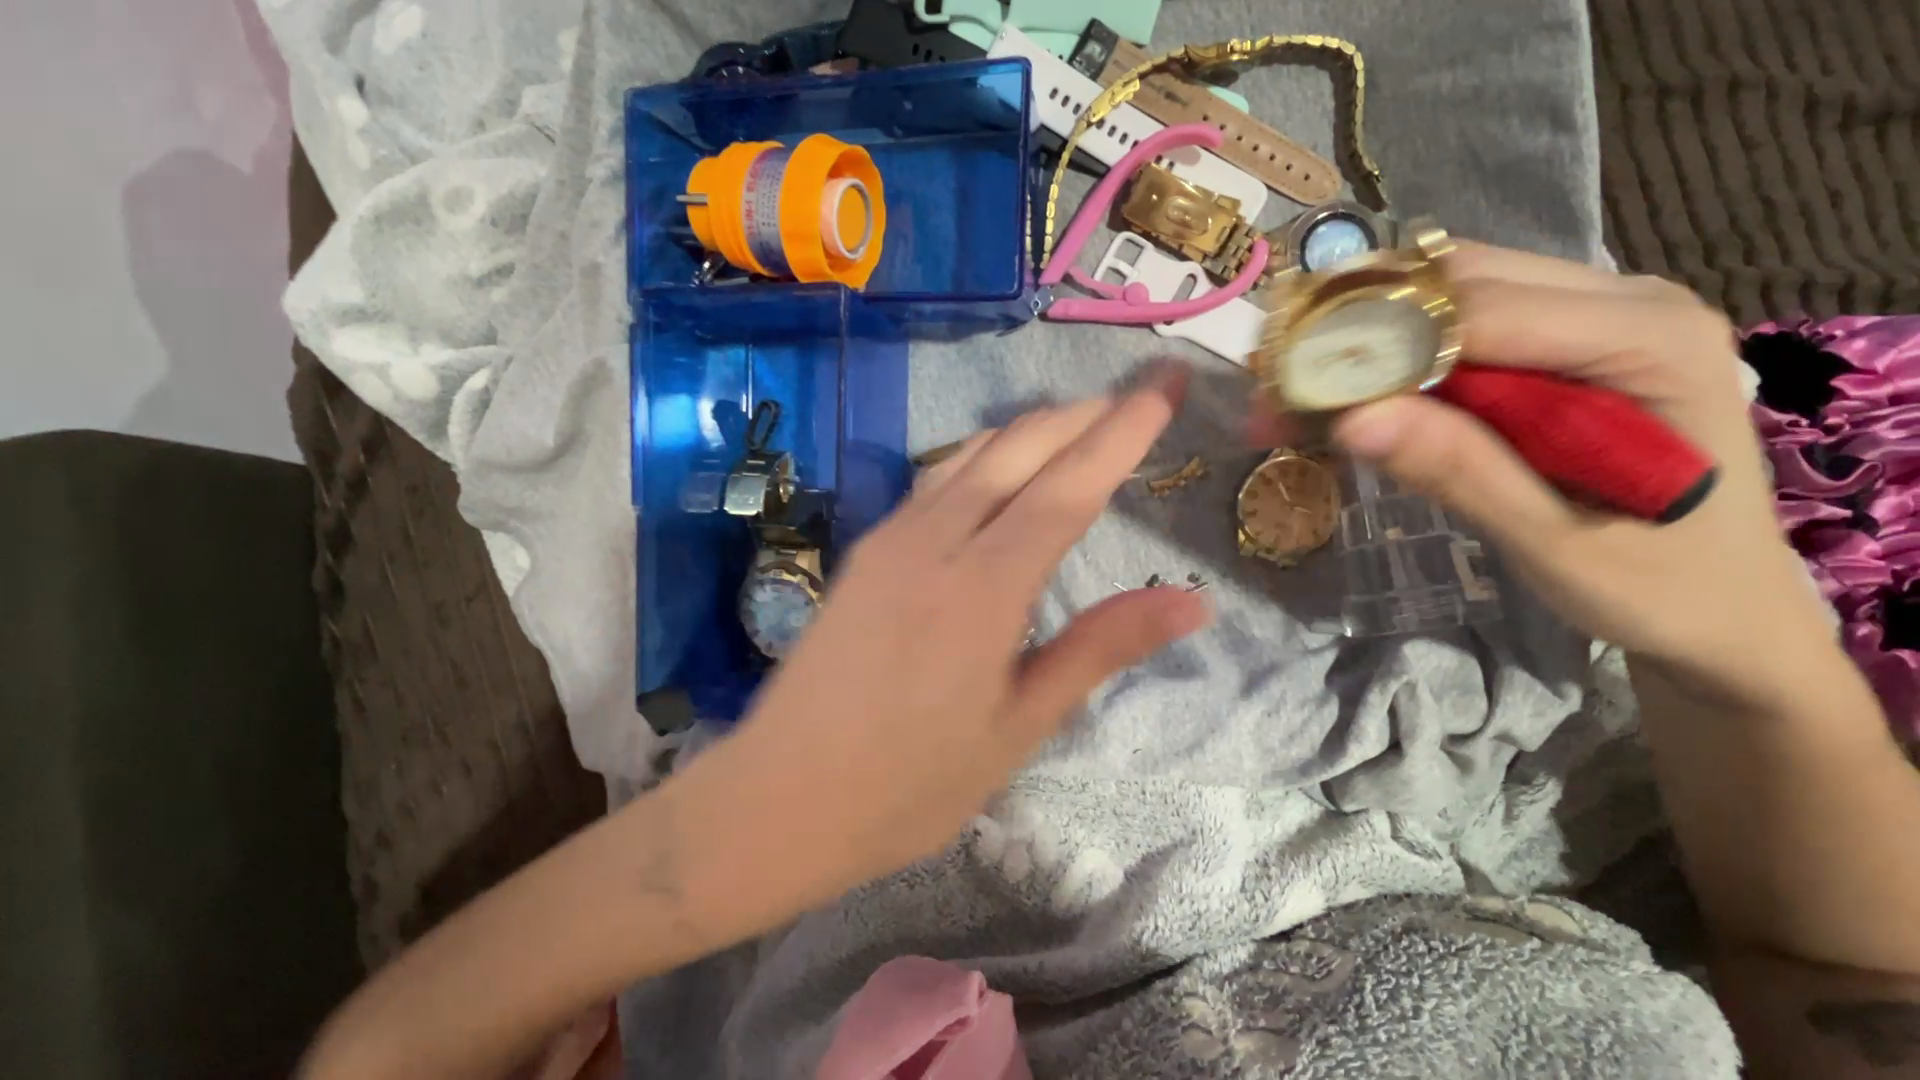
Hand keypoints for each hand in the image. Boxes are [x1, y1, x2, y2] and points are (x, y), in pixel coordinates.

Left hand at [708, 362, 1211, 901]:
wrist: (779, 798)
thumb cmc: (911, 783)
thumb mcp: (1020, 726)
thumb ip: (1100, 648)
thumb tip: (1192, 601)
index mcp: (983, 586)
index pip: (1069, 486)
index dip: (1123, 431)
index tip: (1165, 385)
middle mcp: (934, 541)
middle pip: (1017, 449)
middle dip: (1083, 413)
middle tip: (1136, 394)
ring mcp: (889, 540)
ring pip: (970, 455)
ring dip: (1031, 430)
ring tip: (1081, 421)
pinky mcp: (863, 554)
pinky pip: (935, 480)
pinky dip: (983, 457)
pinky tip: (999, 471)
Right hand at [1258, 243, 1827, 698]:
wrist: (1726, 606)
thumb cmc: (1661, 588)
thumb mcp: (1558, 547)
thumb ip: (1465, 474)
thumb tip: (1351, 419)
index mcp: (1652, 342)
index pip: (1484, 312)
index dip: (1381, 346)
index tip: (1292, 397)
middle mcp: (1630, 299)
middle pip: (1462, 280)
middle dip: (1363, 331)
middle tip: (1282, 394)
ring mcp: (1599, 311)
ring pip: (1453, 289)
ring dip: (1373, 335)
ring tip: (1306, 396)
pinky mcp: (1568, 336)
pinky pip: (1465, 318)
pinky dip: (1401, 351)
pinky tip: (1359, 393)